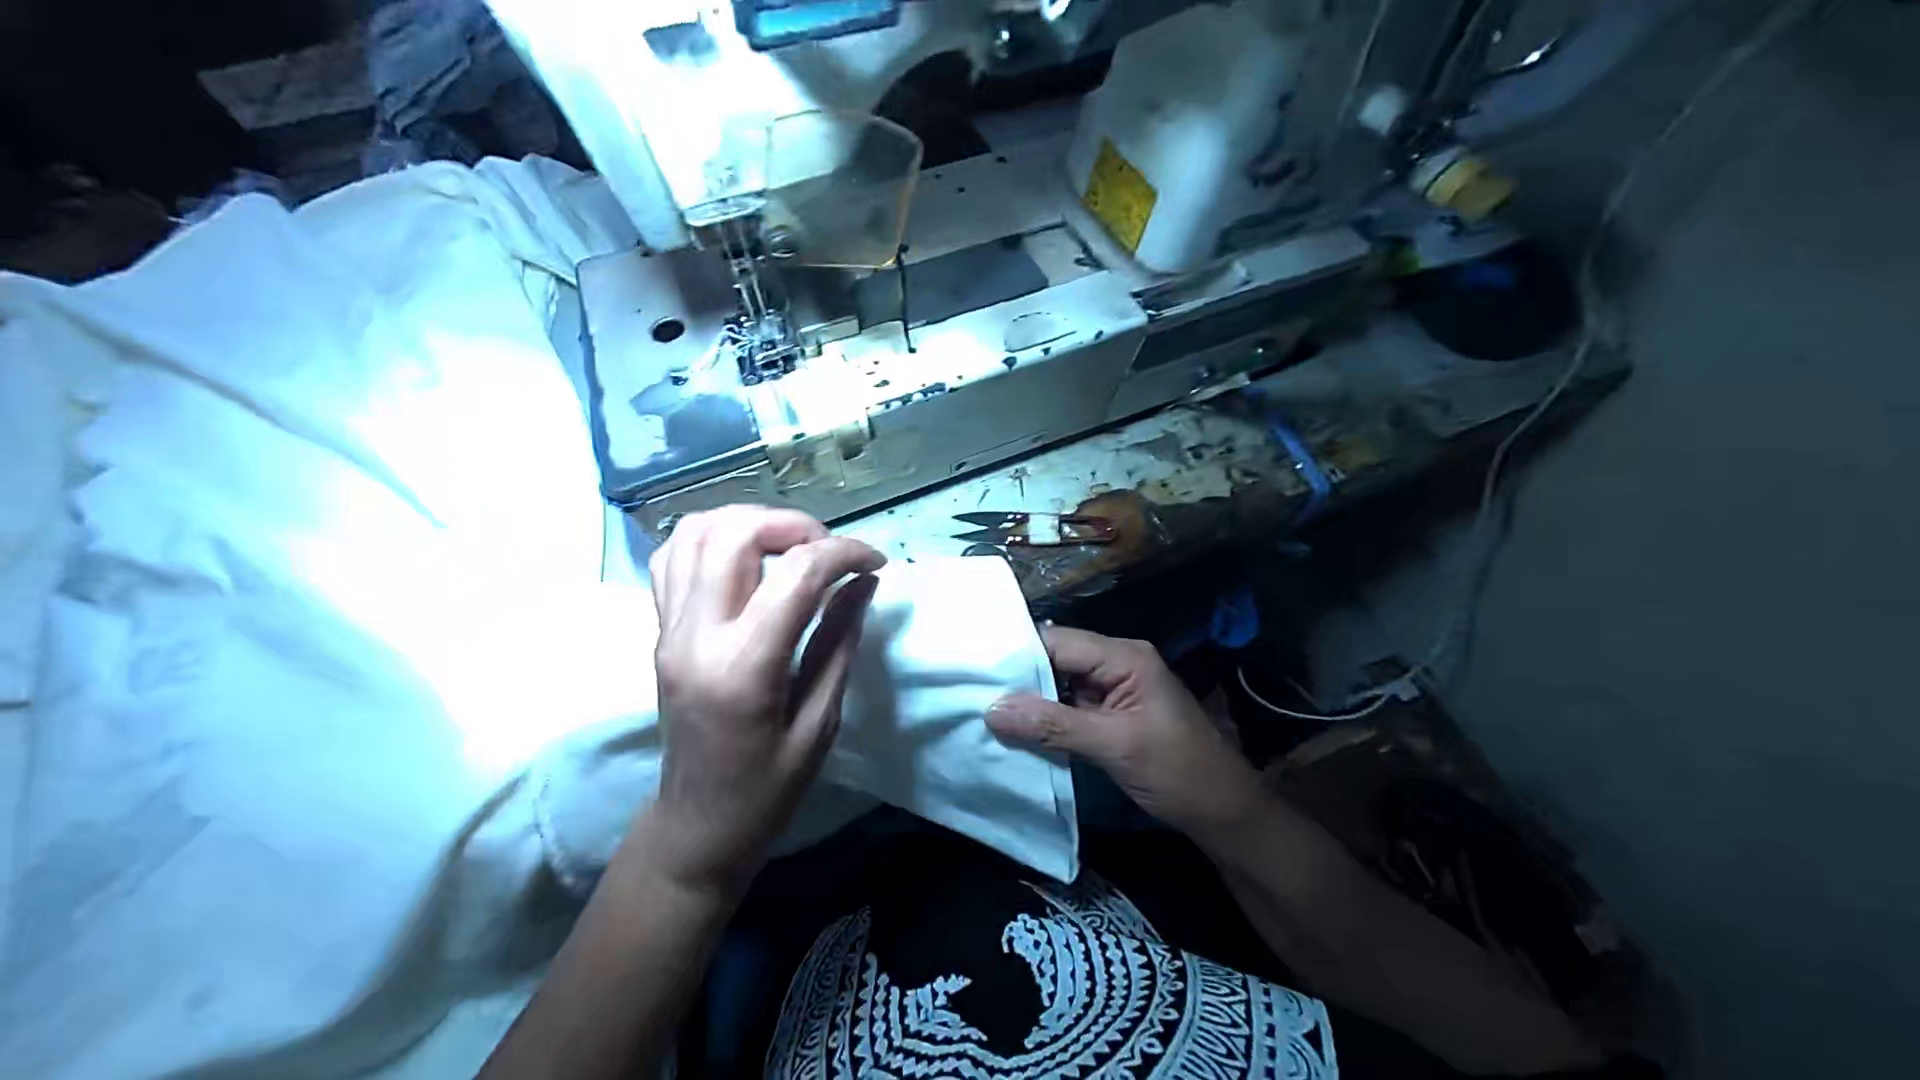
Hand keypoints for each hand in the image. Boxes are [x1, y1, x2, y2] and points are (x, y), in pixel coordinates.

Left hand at [635, 506, 884, 894]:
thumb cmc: (768, 789)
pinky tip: (747, 558)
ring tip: (790, 548)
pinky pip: (673, 555)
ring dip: (752, 522)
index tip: (875, 564)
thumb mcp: (820, 721)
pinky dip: (713, 537)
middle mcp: (696, 636)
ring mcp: (669, 629)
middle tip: (829, 553)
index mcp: (743, 667)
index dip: (845, 554)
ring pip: (696, 531)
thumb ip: (840, 641)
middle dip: (794, 525)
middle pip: (735, 534)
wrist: (697, 824)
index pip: (796, 575)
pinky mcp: (660, 629)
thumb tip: (863, 582)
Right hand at [987, 626, 1266, 847]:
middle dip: (1018, 675)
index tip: (975, 667)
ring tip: (982, 704)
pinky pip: (1066, 706)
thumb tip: (993, 709)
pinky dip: (1043, 715)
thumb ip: (1054, 725)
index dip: (1018, 654)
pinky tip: (1012, 725)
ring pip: (1058, 683)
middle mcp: (1116, 663)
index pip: (1059, 643)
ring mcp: (1112, 689)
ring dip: (1028, 697)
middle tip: (971, 688)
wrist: (1223, 812)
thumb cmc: (1178, 771)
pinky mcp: (1108, 714)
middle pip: (1056, 658)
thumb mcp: (1115, 746)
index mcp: (1125, 657)